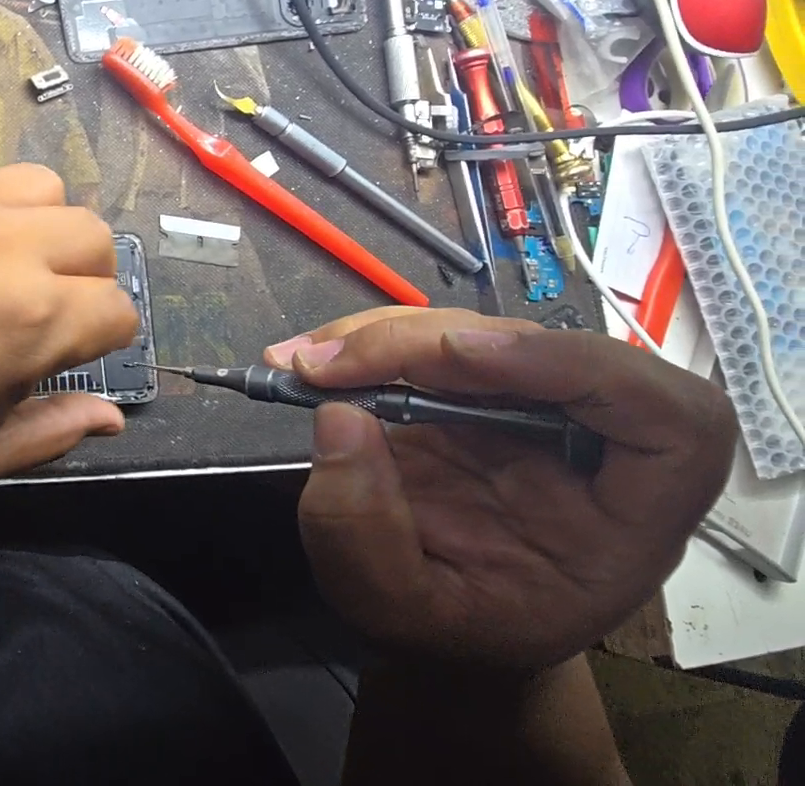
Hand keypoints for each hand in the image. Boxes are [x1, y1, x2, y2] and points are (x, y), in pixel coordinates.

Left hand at [0, 164, 138, 495]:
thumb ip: (52, 434)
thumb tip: (110, 417)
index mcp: (30, 319)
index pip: (118, 310)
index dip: (104, 341)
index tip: (70, 358)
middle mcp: (2, 246)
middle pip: (93, 235)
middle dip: (86, 277)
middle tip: (41, 313)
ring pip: (41, 188)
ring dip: (41, 227)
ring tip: (3, 266)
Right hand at [268, 307, 735, 670]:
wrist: (436, 629)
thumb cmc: (441, 631)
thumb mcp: (389, 605)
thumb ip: (361, 528)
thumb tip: (338, 414)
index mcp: (618, 521)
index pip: (665, 421)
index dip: (575, 369)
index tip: (455, 356)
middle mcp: (584, 451)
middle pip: (544, 353)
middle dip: (425, 343)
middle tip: (327, 364)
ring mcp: (523, 417)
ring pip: (476, 334)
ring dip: (380, 335)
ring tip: (300, 361)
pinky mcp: (465, 399)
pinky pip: (426, 347)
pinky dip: (361, 343)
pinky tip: (305, 360)